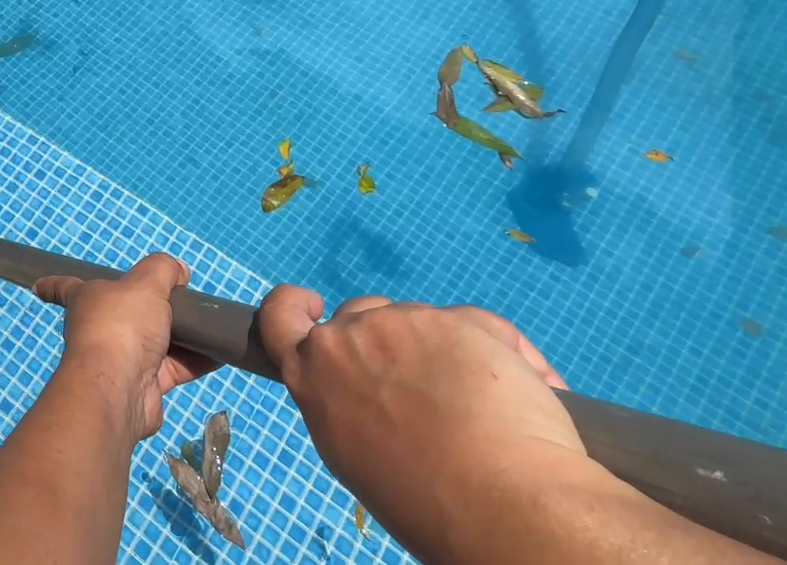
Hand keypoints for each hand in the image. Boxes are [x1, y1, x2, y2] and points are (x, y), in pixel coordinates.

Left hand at [35, 254, 219, 440]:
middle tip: (178, 302)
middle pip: (123, 314)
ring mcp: (121, 357)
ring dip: (179, 335)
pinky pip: (175, 366)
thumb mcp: (144, 284)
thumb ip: (162, 270)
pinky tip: (220, 352)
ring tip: (208, 324)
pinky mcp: (145, 385)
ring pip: (153, 341)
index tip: (36, 285)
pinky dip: (196, 360)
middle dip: (146, 310)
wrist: (120, 386)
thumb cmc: (121, 325)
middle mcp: (98, 327)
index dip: (52, 283)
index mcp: (85, 297)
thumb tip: (177, 269)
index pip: (63, 286)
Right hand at [259, 286, 600, 560]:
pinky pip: (481, 326)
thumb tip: (380, 394)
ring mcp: (398, 324)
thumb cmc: (422, 504)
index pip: (279, 316)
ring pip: (424, 321)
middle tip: (433, 384)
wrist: (500, 507)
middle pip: (363, 315)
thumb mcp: (354, 453)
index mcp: (308, 375)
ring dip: (451, 348)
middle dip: (393, 338)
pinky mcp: (456, 321)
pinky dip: (506, 353)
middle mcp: (345, 340)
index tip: (315, 305)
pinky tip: (530, 392)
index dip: (295, 304)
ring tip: (492, 404)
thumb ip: (345, 403)